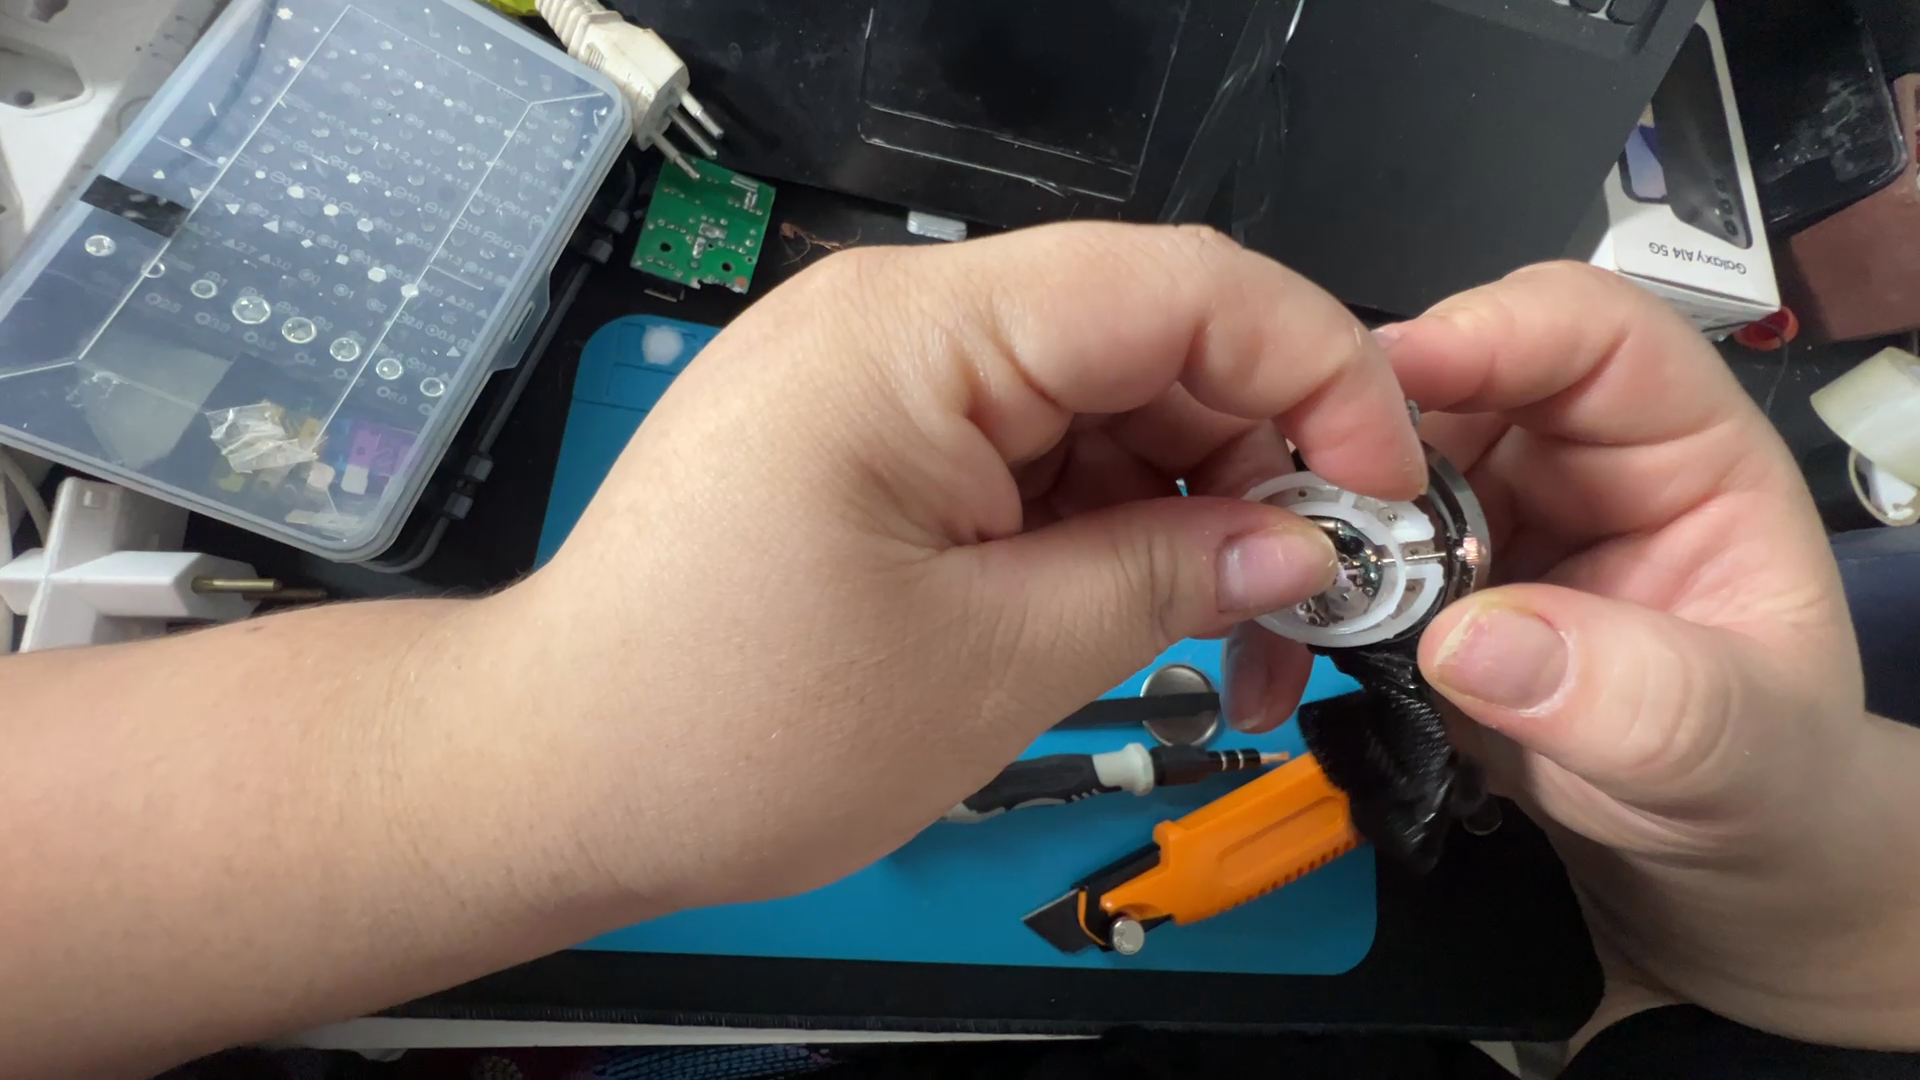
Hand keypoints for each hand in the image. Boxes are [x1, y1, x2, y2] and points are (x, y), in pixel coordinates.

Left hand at [486, 223, 1423, 908]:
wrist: (562, 771)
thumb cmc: (732, 730)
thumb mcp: (990, 661)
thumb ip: (1160, 577)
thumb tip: (1293, 544)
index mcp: (914, 338)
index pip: (1179, 286)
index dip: (1315, 371)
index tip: (1379, 489)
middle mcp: (898, 332)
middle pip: (1147, 347)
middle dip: (1253, 464)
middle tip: (1308, 596)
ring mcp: (888, 389)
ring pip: (1101, 415)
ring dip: (1181, 516)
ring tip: (1222, 637)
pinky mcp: (884, 450)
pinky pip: (1037, 462)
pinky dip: (1106, 532)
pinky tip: (1136, 609)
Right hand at [1229, 262, 1919, 1046]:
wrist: (1687, 856)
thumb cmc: (1751, 788)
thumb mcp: (1735, 759)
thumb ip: (1640, 703)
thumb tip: (1465, 638)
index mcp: (1669, 457)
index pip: (1585, 338)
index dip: (1484, 335)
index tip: (1373, 384)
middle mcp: (1549, 467)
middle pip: (1422, 393)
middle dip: (1339, 439)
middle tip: (1269, 512)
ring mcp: (1456, 523)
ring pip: (1344, 471)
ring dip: (1285, 524)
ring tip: (1252, 599)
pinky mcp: (1392, 580)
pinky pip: (1313, 554)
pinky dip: (1274, 596)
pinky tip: (1264, 656)